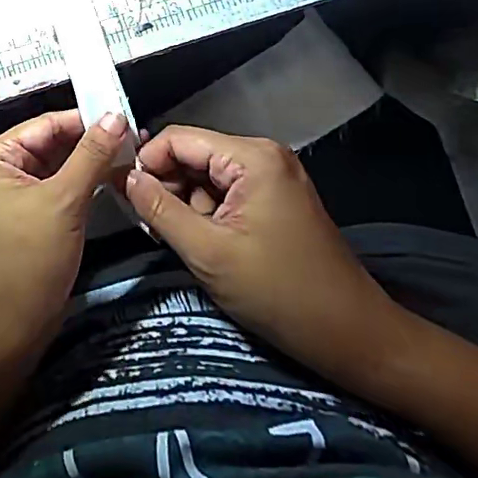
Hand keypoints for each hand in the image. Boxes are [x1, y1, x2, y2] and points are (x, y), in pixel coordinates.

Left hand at [0, 110, 127, 355]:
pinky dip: (87, 180)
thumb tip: (114, 117)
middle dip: (92, 140)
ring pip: (61, 163)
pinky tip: (115, 175)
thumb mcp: (64, 200)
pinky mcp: (34, 210)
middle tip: (135, 136)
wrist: (14, 322)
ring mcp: (17, 189)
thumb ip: (91, 155)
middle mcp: (1, 165)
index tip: (124, 115)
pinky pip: (62, 184)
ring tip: (133, 152)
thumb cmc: (29, 259)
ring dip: (93, 160)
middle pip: (53, 141)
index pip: (45, 123)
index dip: (85, 118)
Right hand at [121, 126, 407, 380]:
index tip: (127, 198)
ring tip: (180, 240)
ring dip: (183, 203)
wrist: (355, 339)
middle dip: (166, 186)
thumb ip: (158, 208)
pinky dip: (204, 212)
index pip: (176, 138)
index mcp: (252, 157)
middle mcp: (262, 155)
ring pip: (202, 174)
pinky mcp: (274, 197)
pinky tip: (203, 242)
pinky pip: (222, 190)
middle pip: (189, 154)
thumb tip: (122, 177)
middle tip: (153, 226)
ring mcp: (271, 176)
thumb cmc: (281, 293)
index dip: (146, 164)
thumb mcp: (207, 251)